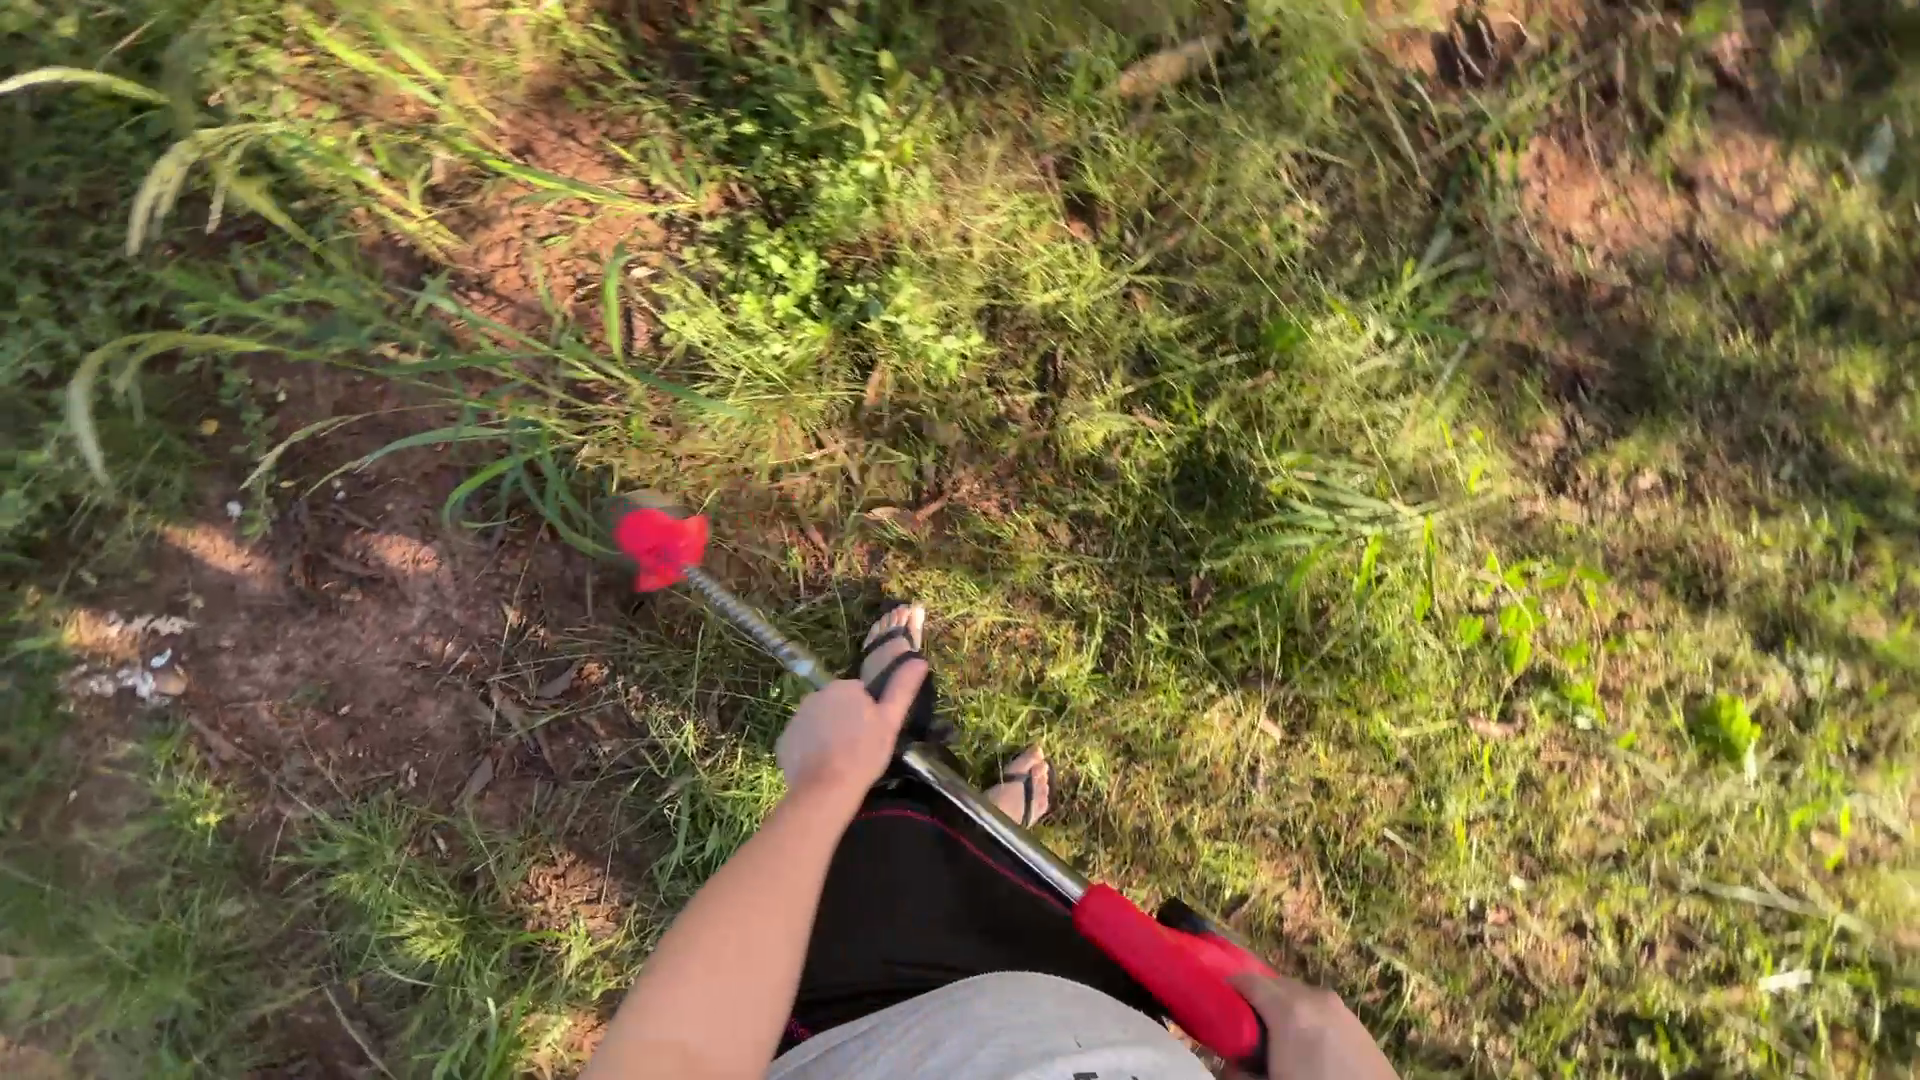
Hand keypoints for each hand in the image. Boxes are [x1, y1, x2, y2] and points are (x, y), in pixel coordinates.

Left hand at [775, 663, 925, 801]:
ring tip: (841, 760)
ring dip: (829, 734)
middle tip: (859, 748)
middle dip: (847, 721)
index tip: (873, 734)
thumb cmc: (864, 753)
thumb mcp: (890, 721)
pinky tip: (822, 767)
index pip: (859, 694)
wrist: (826, 789)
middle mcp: (816, 695)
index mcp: (843, 687)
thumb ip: (903, 688)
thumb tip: (919, 660)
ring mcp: (796, 718)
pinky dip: (811, 750)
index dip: (869, 714)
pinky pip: (803, 740)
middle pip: (837, 706)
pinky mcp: (784, 740)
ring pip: (819, 722)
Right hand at [1229, 974, 1397, 1079]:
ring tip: (1279, 1042)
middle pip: (1272, 985)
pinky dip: (1307, 1019)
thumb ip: (1238, 1072)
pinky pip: (1320, 1009)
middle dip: (1255, 1001)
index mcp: (1288, 1008)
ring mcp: (1339, 1008)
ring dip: (1283, 1010)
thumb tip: (1228, 1061)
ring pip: (1298, 995)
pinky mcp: (1358, 1023)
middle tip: (1246, 1031)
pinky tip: (1309, 1048)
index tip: (1218, 1009)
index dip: (1227, 991)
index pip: (1245, 980)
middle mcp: (1313, 996)